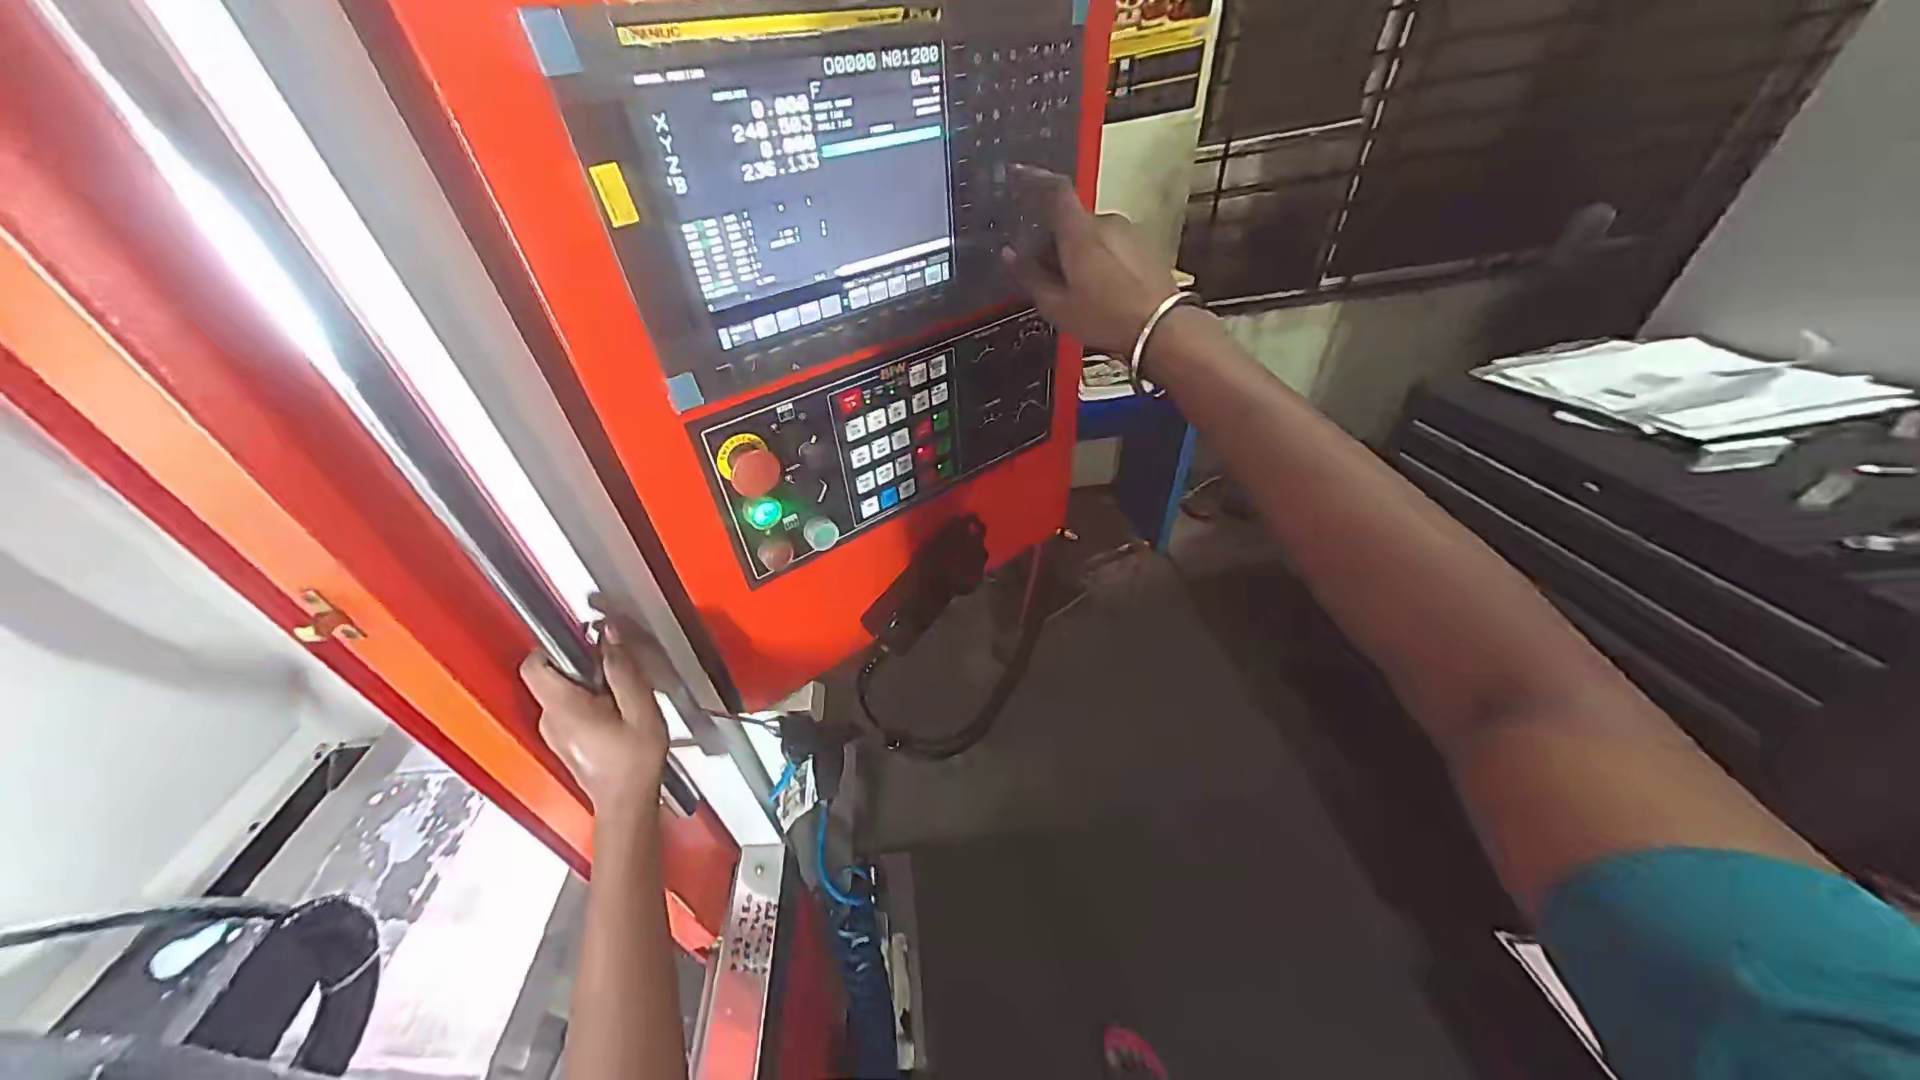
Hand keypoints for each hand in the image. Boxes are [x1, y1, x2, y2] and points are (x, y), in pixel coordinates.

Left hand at [520, 617, 668, 820]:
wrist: (627, 802)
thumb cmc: (635, 760)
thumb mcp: (641, 709)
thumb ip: (622, 670)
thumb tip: (609, 634)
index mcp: (562, 708)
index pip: (534, 663)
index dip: (557, 645)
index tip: (587, 641)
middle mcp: (549, 718)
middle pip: (552, 675)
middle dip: (583, 665)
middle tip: (617, 672)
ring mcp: (553, 731)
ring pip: (563, 690)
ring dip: (590, 683)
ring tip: (622, 696)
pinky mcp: (563, 739)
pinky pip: (569, 707)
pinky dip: (591, 701)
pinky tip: (617, 712)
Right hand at [1001, 164, 1182, 356]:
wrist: (1160, 327)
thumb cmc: (1107, 318)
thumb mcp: (1057, 306)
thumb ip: (1030, 277)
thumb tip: (1010, 256)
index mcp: (1079, 233)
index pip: (1054, 191)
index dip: (1033, 179)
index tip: (1018, 174)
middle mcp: (1105, 223)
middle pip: (1071, 220)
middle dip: (1054, 241)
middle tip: (1045, 274)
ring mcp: (1128, 232)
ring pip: (1092, 234)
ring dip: (1079, 253)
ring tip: (1077, 290)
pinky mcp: (1144, 245)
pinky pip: (1112, 244)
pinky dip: (1100, 258)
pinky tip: (1101, 289)